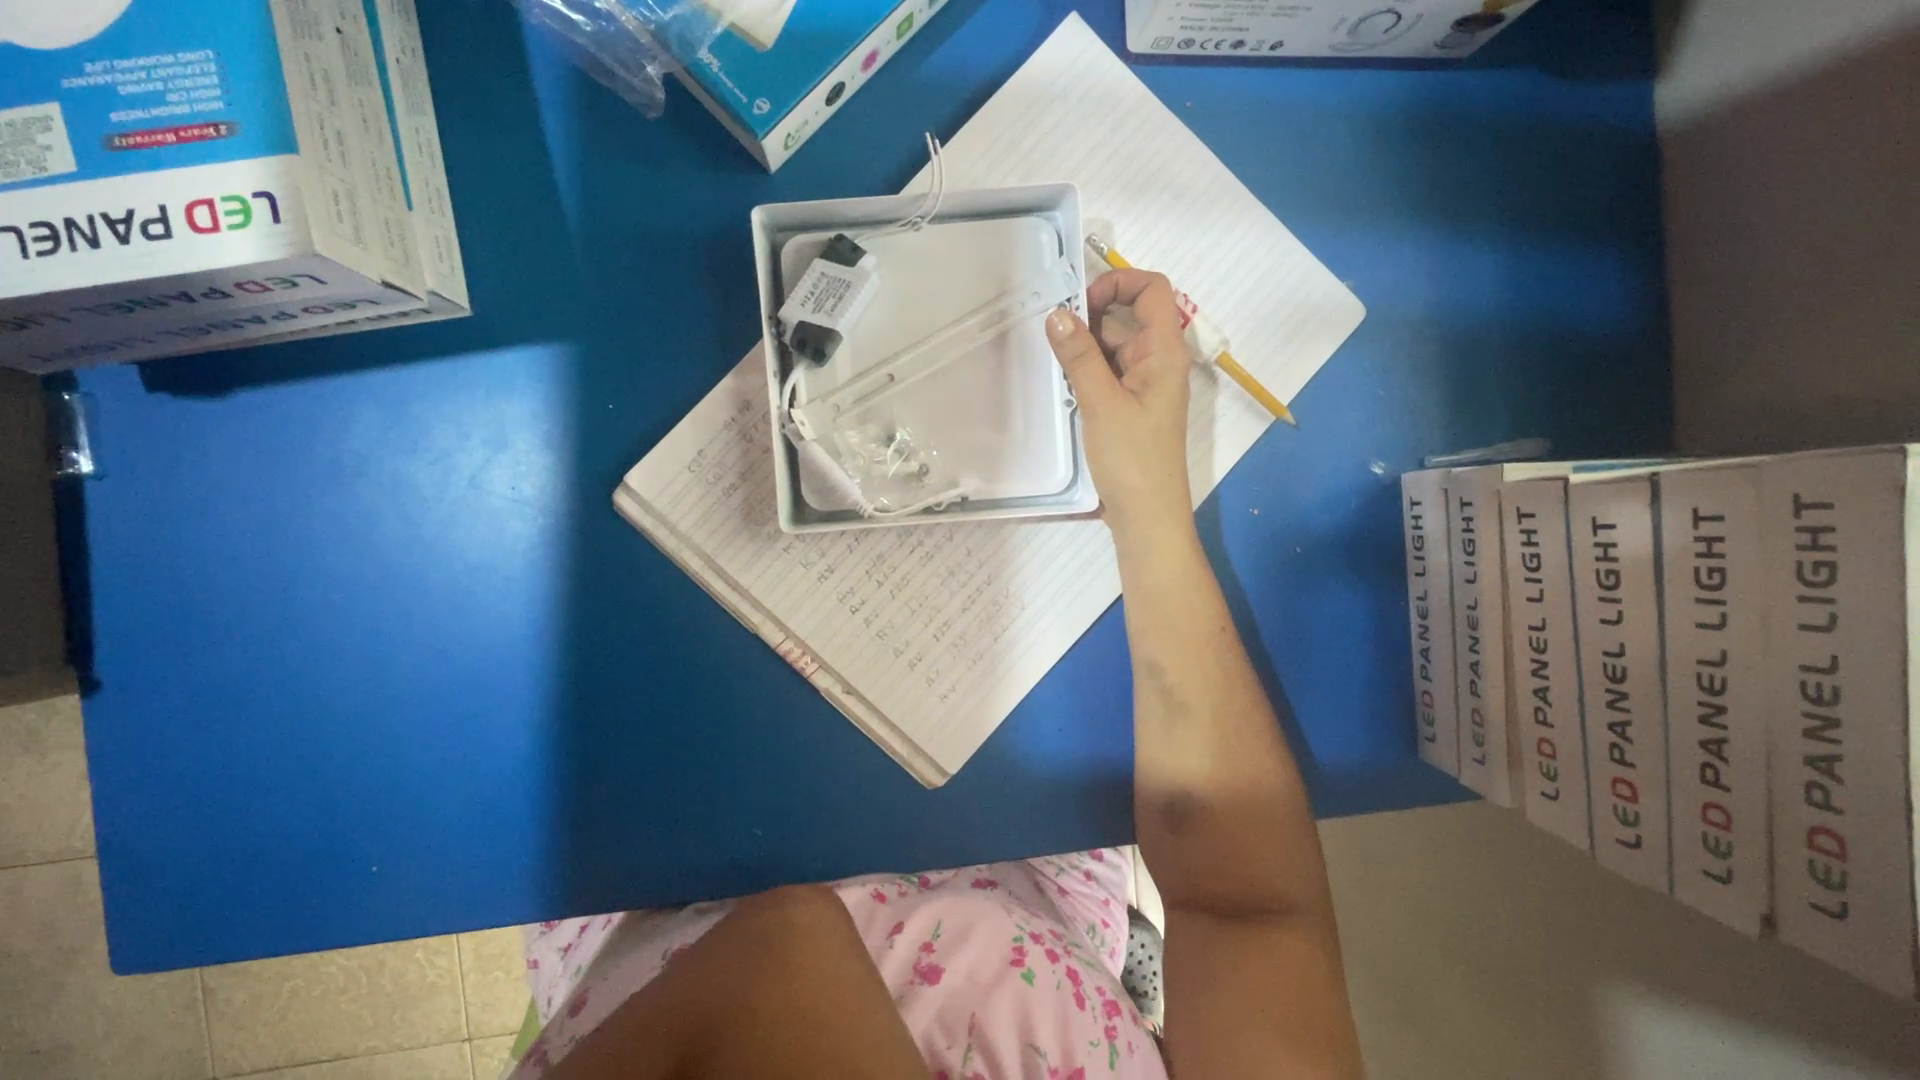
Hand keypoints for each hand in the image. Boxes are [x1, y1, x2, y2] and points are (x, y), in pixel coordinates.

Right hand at [1045, 267, 1193, 542]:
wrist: (1148, 517)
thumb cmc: (1132, 460)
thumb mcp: (1101, 403)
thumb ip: (1079, 355)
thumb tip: (1057, 313)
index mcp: (1164, 353)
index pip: (1153, 290)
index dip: (1119, 282)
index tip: (1080, 303)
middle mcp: (1160, 363)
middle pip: (1131, 315)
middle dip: (1093, 316)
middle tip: (1056, 335)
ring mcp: (1147, 385)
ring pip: (1117, 345)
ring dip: (1087, 346)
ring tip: (1057, 363)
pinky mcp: (1133, 407)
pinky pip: (1111, 372)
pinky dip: (1089, 370)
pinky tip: (1066, 385)